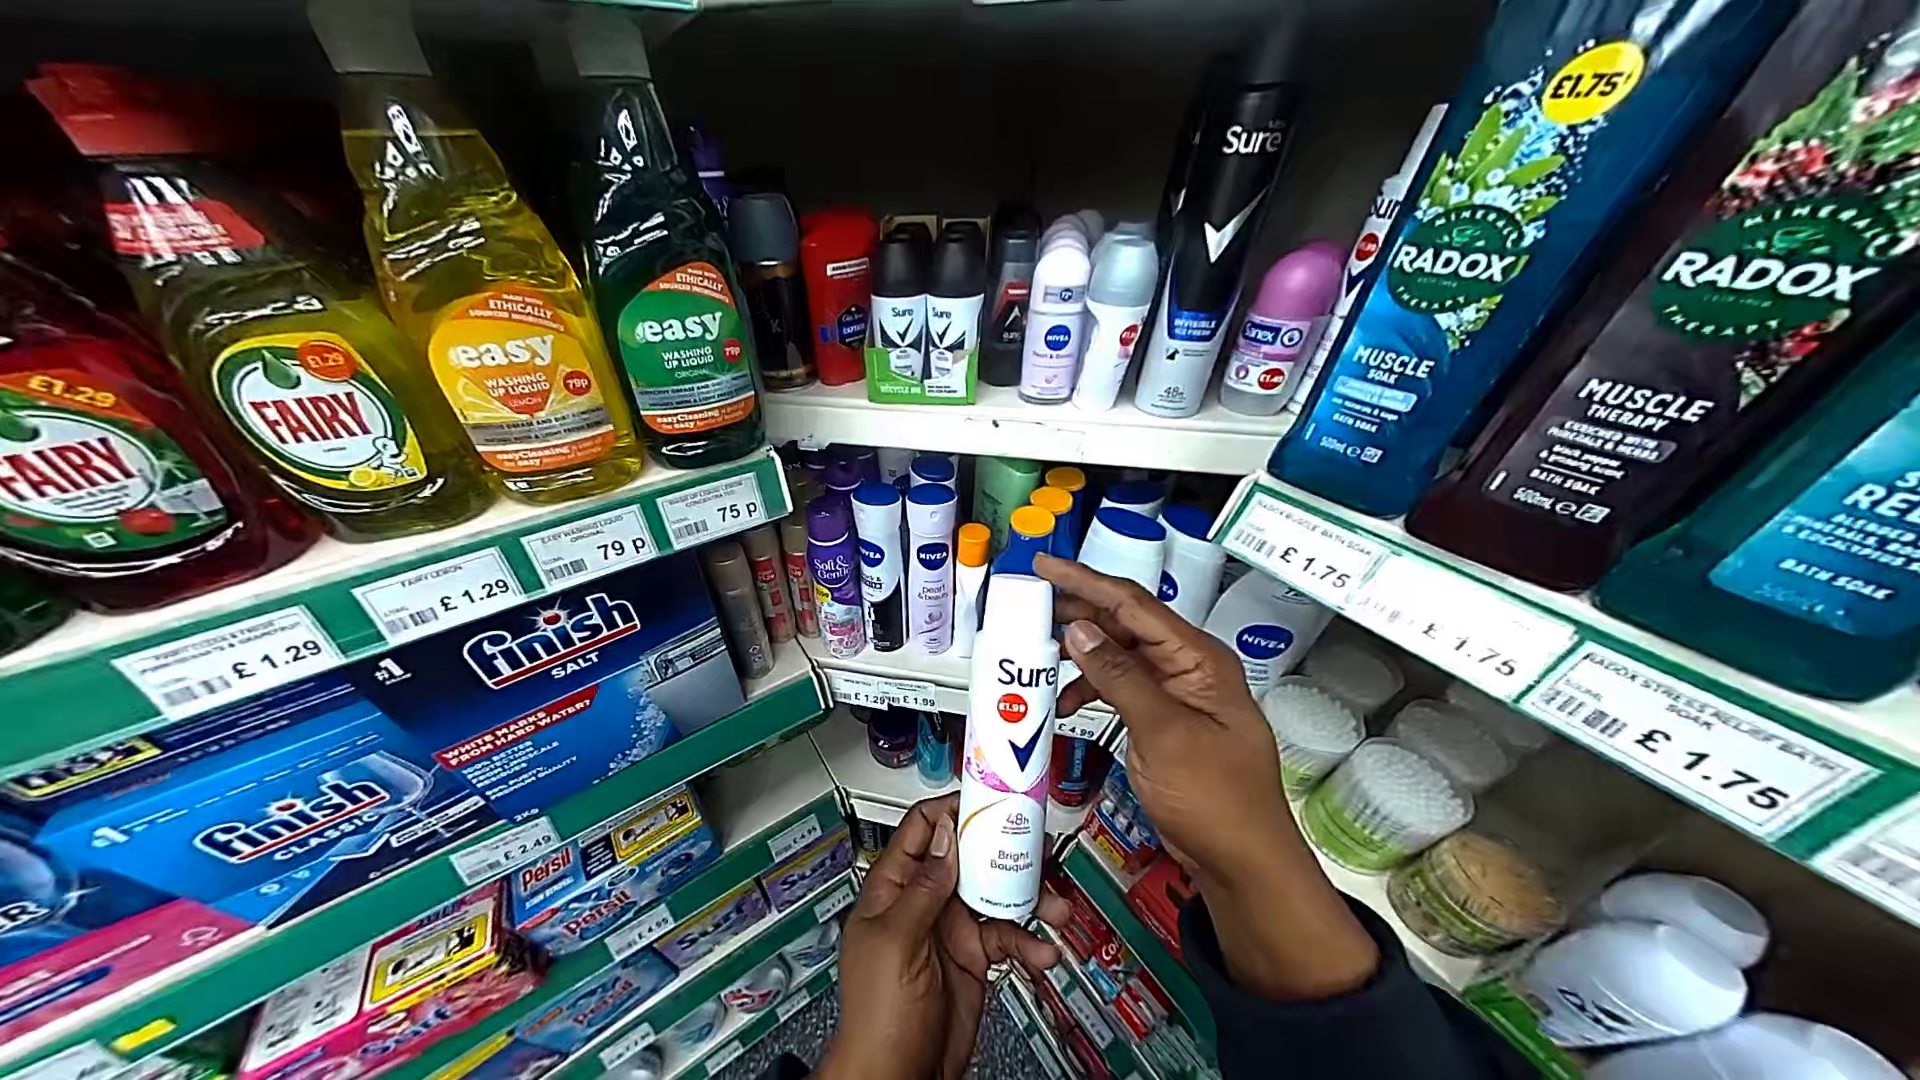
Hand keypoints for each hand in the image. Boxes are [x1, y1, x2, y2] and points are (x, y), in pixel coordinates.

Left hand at [818, 795, 1067, 1079]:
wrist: (900, 1079)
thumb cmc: (877, 1015)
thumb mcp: (894, 942)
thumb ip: (922, 888)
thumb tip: (944, 836)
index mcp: (897, 885)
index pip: (924, 828)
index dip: (954, 809)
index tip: (988, 800)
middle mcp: (927, 897)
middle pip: (970, 855)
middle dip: (1004, 849)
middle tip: (1037, 847)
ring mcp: (954, 924)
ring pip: (996, 891)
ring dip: (1029, 896)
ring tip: (1055, 908)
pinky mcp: (977, 952)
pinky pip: (1008, 934)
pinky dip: (1029, 941)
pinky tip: (1041, 952)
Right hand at [1034, 553, 1378, 1001]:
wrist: (1243, 863)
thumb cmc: (1214, 798)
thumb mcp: (1163, 732)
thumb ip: (1119, 676)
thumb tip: (1079, 628)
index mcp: (1197, 658)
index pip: (1134, 604)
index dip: (1086, 580)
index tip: (1045, 565)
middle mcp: (1187, 665)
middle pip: (1126, 623)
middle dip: (1079, 612)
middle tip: (1032, 607)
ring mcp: (1175, 690)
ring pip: (1119, 654)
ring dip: (1082, 654)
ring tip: (1041, 656)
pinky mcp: (1162, 715)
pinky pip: (1121, 686)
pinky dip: (1093, 688)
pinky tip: (1067, 703)